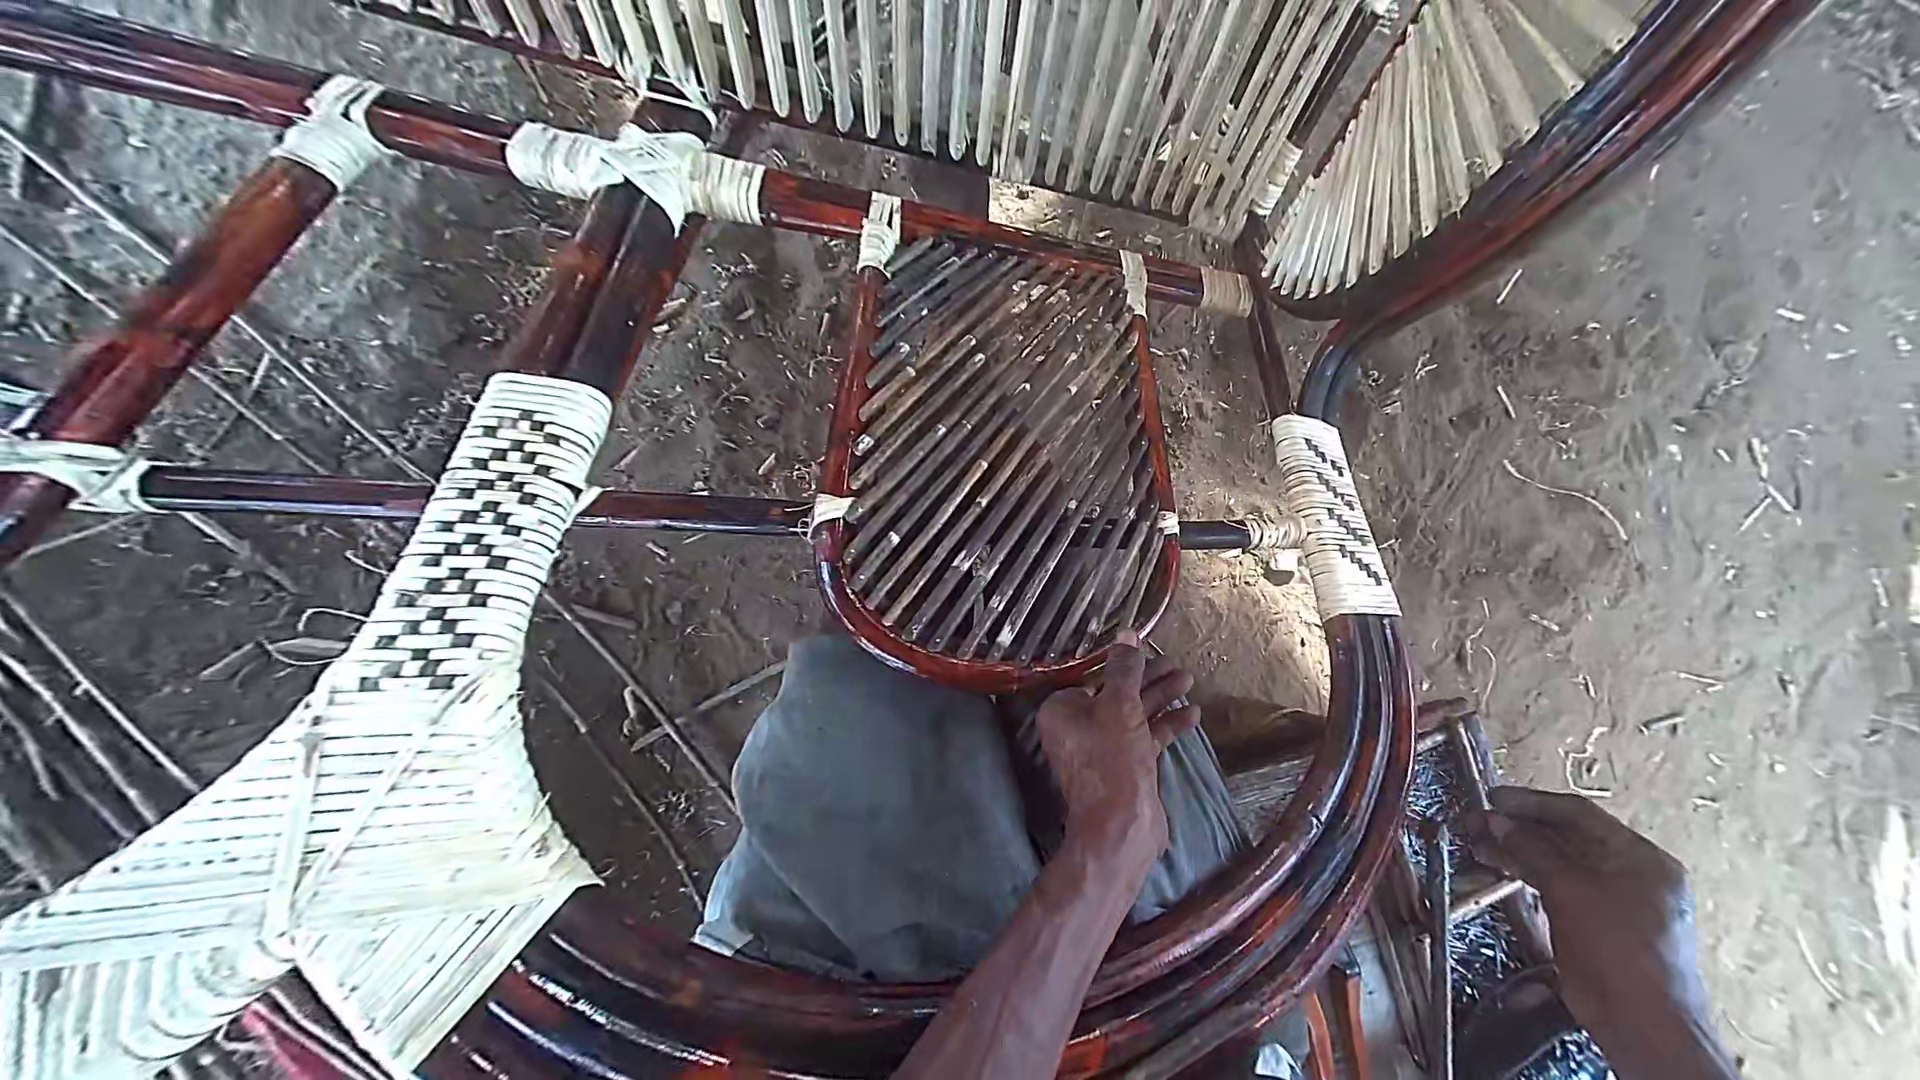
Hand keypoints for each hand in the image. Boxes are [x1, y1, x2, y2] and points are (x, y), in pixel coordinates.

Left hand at [1035, 631, 1200, 867]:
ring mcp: (1103, 747)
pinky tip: (1192, 713)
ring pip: (1134, 713)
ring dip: (1161, 697)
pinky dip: (1166, 724)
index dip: (1124, 665)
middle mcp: (1078, 726)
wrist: (1121, 826)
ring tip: (1189, 680)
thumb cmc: (1111, 760)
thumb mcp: (1119, 707)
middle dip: (1148, 678)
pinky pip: (1145, 735)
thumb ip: (1124, 669)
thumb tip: (1127, 634)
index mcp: (1063, 710)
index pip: (1095, 677)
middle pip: (1118, 693)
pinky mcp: (1125, 764)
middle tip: (1176, 664)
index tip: (1149, 652)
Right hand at [1464, 787, 1736, 1077]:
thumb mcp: (1569, 888)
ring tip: (1474, 840)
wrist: (1640, 1020)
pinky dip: (1522, 869)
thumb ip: (1531, 848)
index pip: (1579, 814)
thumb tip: (1496, 821)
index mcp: (1641, 858)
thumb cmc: (1617, 946)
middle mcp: (1629, 872)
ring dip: (1513, 847)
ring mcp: (1611, 895)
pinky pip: (1553, 880)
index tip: (1491, 798)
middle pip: (1565, 835)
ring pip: (1554, 858)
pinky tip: (1493, 863)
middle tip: (1474, 821)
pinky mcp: (1591, 916)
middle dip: (1517, 827)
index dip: (1531, 802)